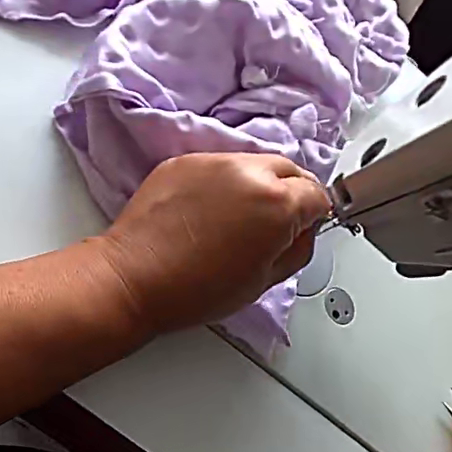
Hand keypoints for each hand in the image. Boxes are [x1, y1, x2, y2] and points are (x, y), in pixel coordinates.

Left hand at [93, 153, 330, 333]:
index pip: (317, 194)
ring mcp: (212, 162)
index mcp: (277, 203)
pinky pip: (216, 166)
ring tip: (234, 219)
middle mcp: (247, 172)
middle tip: (272, 223)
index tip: (303, 226)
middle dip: (289, 194)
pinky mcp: (182, 161)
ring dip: (254, 185)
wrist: (134, 278)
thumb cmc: (195, 289)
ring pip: (251, 164)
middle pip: (288, 170)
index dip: (314, 215)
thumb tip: (303, 233)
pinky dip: (219, 183)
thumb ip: (296, 250)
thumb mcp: (263, 282)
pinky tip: (204, 212)